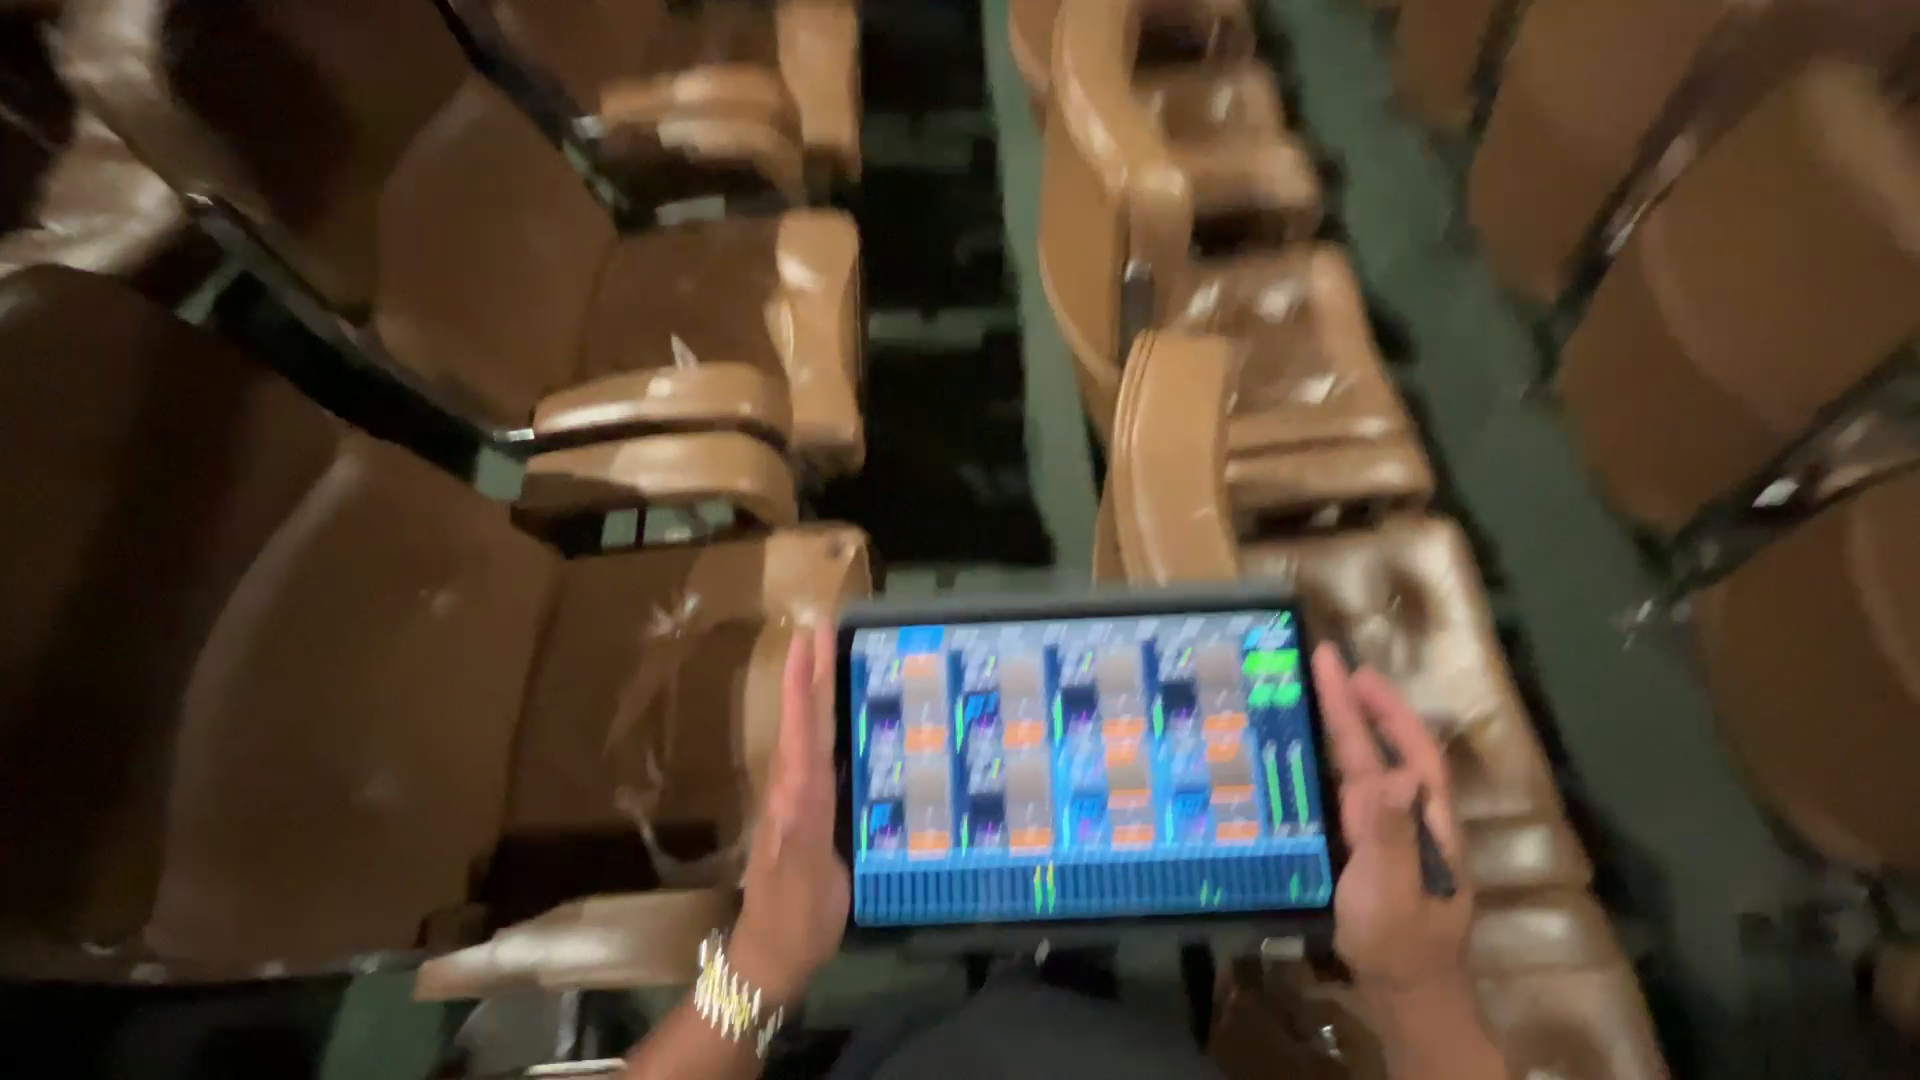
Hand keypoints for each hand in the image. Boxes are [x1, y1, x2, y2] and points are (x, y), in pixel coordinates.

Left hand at [730, 626, 849, 1004]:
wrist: (772, 955)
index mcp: (798, 797)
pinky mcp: (805, 810)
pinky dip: (821, 722)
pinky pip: (815, 752)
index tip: (809, 641)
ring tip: (825, 656)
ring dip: (811, 691)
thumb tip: (810, 781)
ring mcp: (796, 798)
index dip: (806, 684)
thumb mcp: (813, 880)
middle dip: (808, 673)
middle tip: (818, 630)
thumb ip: (811, 831)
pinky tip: (836, 715)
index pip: (803, 728)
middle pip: (801, 719)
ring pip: (805, 731)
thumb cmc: (799, 919)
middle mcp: (793, 787)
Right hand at [1314, 644, 1472, 997]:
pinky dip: (1341, 756)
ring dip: (1356, 723)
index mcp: (1420, 818)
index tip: (1344, 666)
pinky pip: (1355, 785)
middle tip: (1334, 664)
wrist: (1404, 990)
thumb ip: (1390, 834)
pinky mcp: (1371, 845)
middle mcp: (1410, 815)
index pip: (1396, 748)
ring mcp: (1392, 830)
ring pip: (1375, 762)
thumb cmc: (1398, 939)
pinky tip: (1322, 752)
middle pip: (1393, 746)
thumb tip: (1392, 774)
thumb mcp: (1390, 888)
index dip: (1372, 706)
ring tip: (1330, 691)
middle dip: (1368, 702)